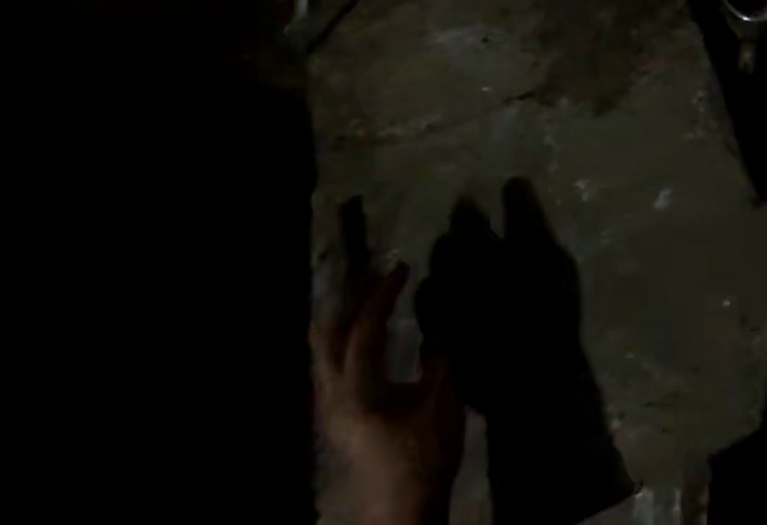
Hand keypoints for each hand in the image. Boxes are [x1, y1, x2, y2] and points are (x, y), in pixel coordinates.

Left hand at [312, 263, 464, 524]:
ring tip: (368, 290)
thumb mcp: (442, 396)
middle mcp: (333, 395)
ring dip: (344, 315)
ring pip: (323, 350)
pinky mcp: (336, 415)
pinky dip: (344, 334)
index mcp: (358, 390)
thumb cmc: (425, 452)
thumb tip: (443, 303)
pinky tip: (364, 329)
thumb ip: (438, 347)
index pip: (365, 328)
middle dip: (351, 298)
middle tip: (377, 271)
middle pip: (328, 336)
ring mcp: (329, 407)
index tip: (403, 266)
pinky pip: (329, 361)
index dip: (383, 293)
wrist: (403, 509)